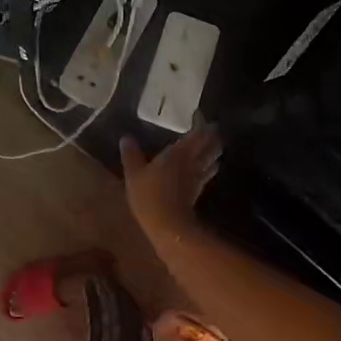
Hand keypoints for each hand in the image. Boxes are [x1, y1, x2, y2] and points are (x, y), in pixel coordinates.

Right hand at [119, 128, 220, 243]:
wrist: (168, 225)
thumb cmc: (149, 195)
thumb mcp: (134, 173)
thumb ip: (131, 154)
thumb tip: (126, 138)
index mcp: (178, 152)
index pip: (198, 133)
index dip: (202, 123)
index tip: (199, 115)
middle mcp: (192, 161)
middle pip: (211, 145)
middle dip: (212, 136)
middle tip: (210, 128)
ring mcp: (198, 176)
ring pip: (213, 158)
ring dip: (213, 150)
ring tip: (210, 144)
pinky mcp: (198, 190)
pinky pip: (208, 172)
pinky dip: (209, 166)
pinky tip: (204, 167)